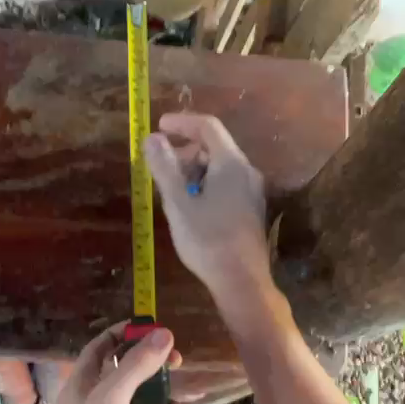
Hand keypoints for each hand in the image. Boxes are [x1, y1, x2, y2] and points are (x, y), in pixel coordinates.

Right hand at [144, 112, 279, 315]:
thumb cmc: (207, 240)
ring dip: (195, 171)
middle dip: (185, 151)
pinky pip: (227, 186)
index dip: (182, 123)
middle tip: (161, 167)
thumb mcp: (178, 203)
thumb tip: (152, 138)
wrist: (241, 280)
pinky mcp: (251, 212)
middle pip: (215, 148)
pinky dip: (206, 186)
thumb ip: (164, 168)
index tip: (159, 127)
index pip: (208, 127)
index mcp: (231, 163)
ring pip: (221, 169)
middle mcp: (247, 172)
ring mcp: (252, 193)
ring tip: (172, 192)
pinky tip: (191, 208)